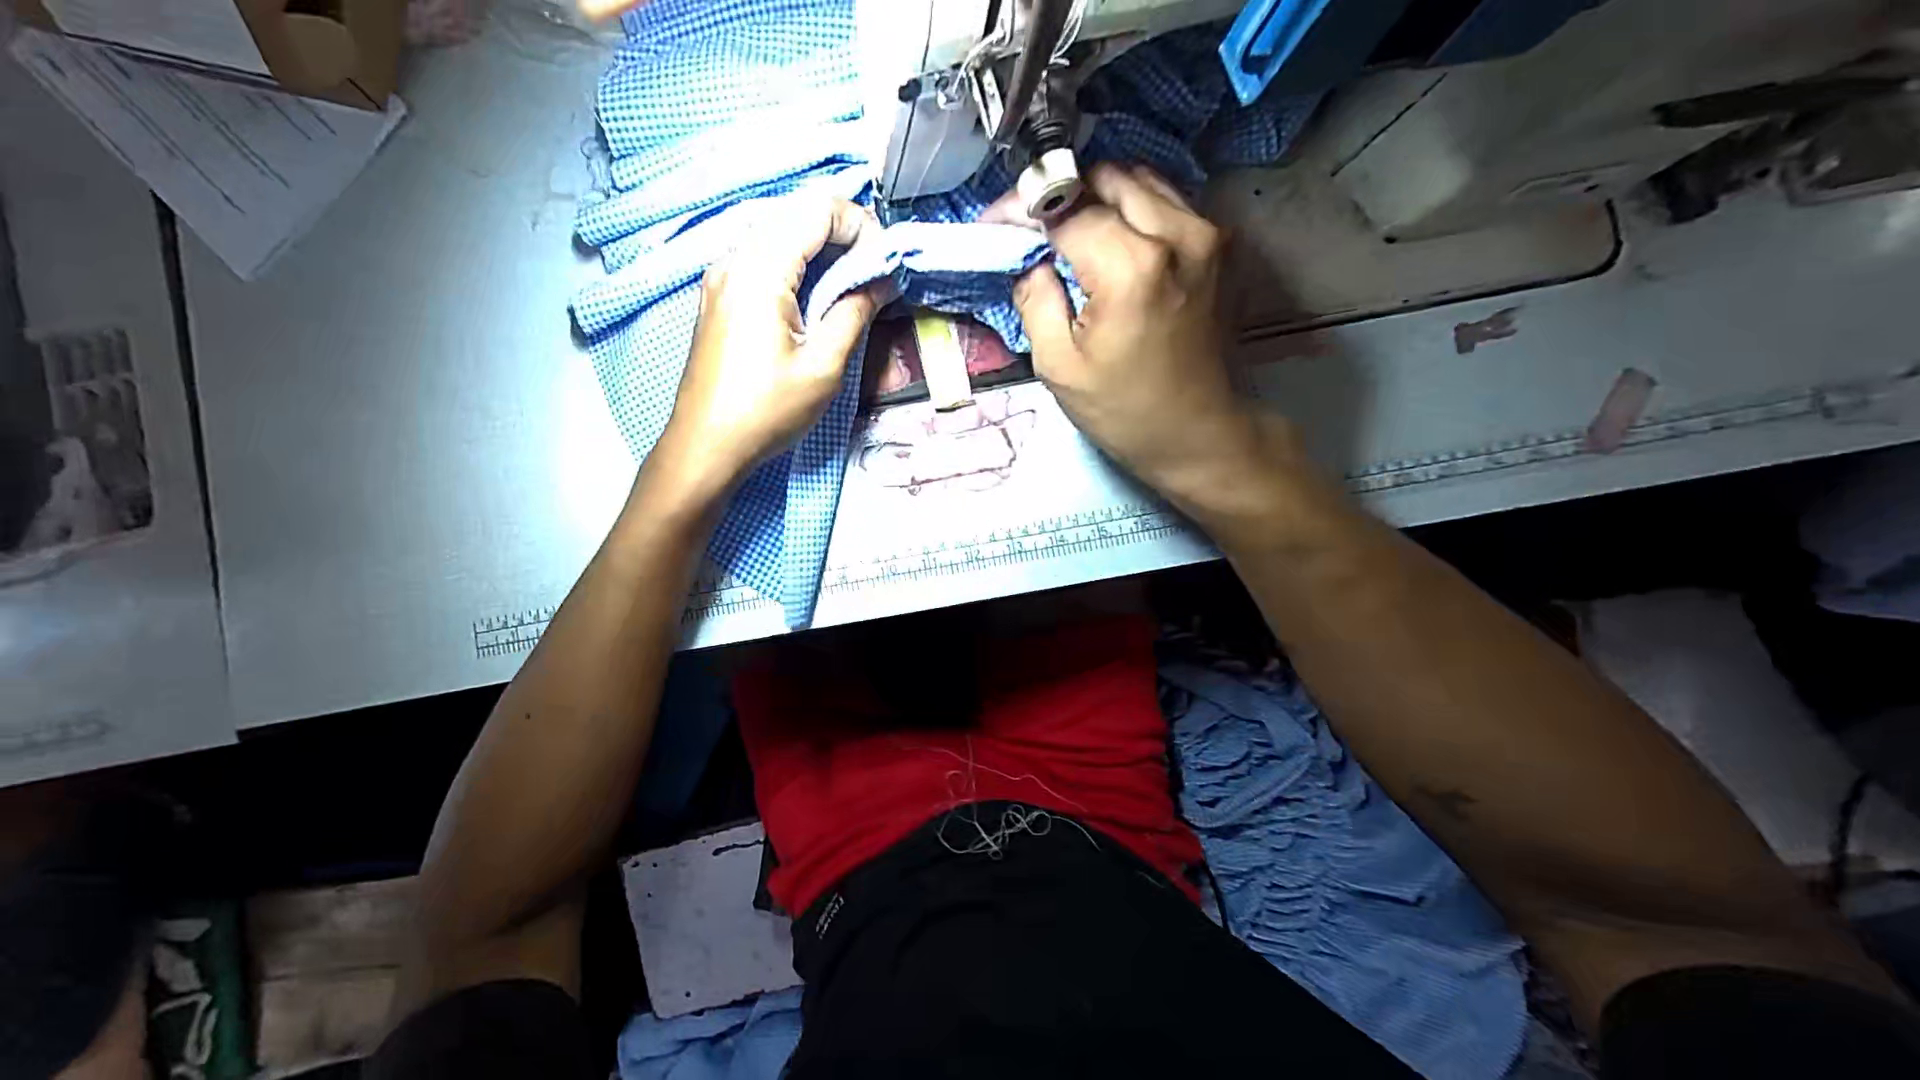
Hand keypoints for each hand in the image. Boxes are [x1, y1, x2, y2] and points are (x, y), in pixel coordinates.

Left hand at [648, 196, 886, 506]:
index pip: (817, 209)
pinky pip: (763, 257)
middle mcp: (735, 259)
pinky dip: (797, 264)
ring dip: (821, 248)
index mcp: (760, 269)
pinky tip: (815, 296)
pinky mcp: (721, 296)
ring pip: (780, 233)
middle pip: (797, 213)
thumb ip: (855, 312)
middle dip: (843, 233)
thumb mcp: (823, 366)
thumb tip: (882, 278)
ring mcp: (722, 276)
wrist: (705, 445)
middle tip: (874, 273)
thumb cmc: (765, 411)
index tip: (884, 263)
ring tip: (851, 285)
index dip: (860, 225)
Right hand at [1011, 164, 1268, 509]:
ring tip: (1073, 238)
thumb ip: (1035, 298)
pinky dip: (1132, 211)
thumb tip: (1029, 256)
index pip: (1065, 208)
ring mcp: (1206, 234)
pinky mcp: (1218, 244)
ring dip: (1099, 199)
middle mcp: (1177, 233)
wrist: (1199, 432)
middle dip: (1061, 196)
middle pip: (1104, 178)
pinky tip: (1112, 246)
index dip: (1023, 211)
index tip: (999, 224)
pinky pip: (1166, 202)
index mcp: (1132, 267)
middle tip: (1035, 230)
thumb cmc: (1124, 410)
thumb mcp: (1058, 366)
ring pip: (1139, 180)